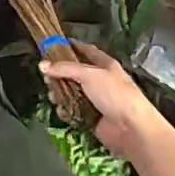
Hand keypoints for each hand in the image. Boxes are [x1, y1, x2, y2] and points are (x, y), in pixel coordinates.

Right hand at [41, 41, 162, 160]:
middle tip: (46, 76)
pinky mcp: (92, 117)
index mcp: (105, 65)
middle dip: (59, 74)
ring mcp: (96, 100)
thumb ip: (64, 68)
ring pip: (71, 92)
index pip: (86, 50)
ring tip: (52, 95)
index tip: (52, 45)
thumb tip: (42, 65)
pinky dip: (66, 110)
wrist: (132, 129)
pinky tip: (61, 110)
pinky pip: (73, 110)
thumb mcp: (89, 75)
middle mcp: (100, 81)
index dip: (71, 46)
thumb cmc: (114, 94)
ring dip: (60, 93)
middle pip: (74, 73)